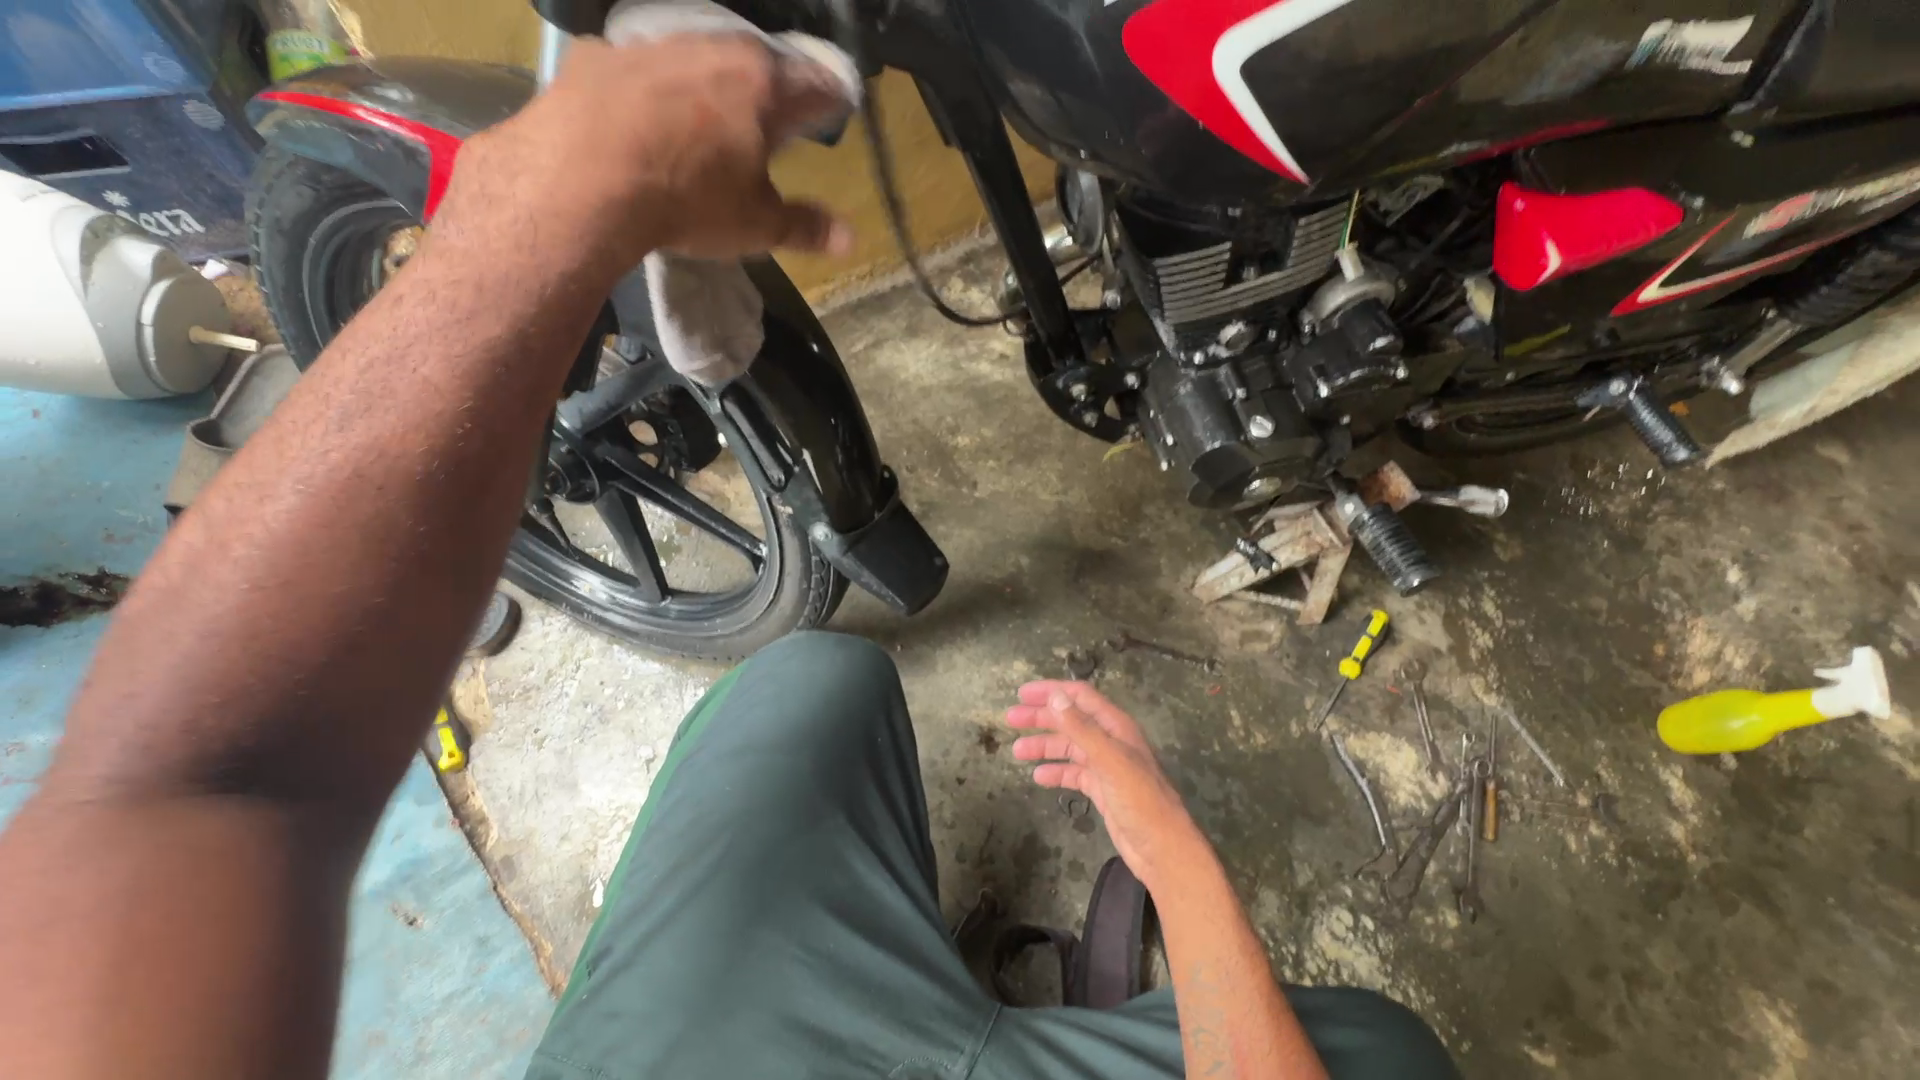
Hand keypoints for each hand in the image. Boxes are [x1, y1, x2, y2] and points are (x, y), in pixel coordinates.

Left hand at [434, 35, 851, 276]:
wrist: (580, 180)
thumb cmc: (688, 201)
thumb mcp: (757, 226)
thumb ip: (805, 226)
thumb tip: (850, 239)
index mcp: (764, 85)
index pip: (817, 85)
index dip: (829, 103)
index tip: (831, 116)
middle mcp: (714, 47)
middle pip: (757, 63)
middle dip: (768, 92)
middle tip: (769, 125)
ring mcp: (654, 45)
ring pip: (698, 58)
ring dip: (709, 86)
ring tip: (706, 124)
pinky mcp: (601, 55)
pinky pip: (640, 70)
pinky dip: (652, 91)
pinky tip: (643, 122)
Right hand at [1006, 681, 1207, 890]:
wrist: (1162, 847)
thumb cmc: (1140, 799)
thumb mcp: (1109, 760)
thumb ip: (1081, 728)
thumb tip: (1055, 697)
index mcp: (1115, 727)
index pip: (1080, 697)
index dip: (1052, 691)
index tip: (1022, 694)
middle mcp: (1110, 742)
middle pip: (1071, 720)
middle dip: (1041, 718)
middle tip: (1011, 719)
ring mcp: (1106, 767)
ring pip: (1070, 748)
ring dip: (1044, 746)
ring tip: (1017, 751)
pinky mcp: (1102, 790)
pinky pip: (1074, 774)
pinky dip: (1056, 772)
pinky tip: (1039, 777)